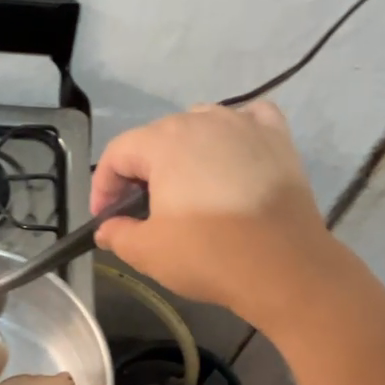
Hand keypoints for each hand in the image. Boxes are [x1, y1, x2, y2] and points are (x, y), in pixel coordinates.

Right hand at [92, 102, 338, 314]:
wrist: (281, 264)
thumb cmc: (206, 255)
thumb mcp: (147, 252)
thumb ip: (117, 234)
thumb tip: (107, 227)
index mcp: (164, 142)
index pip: (118, 153)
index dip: (103, 186)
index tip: (104, 218)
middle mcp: (203, 119)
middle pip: (158, 138)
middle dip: (141, 172)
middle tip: (139, 210)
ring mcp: (244, 123)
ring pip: (201, 127)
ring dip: (184, 154)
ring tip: (184, 189)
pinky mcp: (277, 138)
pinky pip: (247, 123)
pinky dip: (232, 137)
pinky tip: (229, 158)